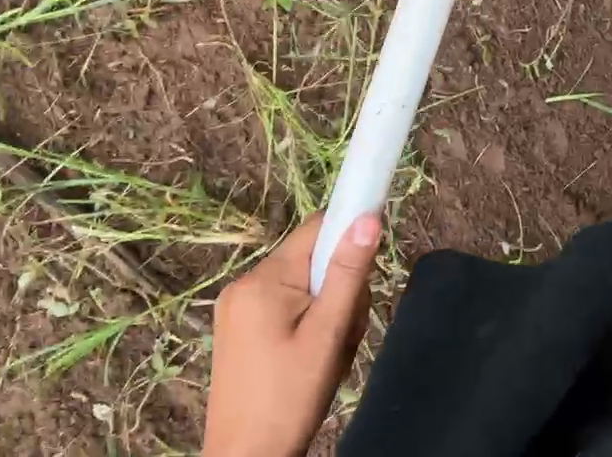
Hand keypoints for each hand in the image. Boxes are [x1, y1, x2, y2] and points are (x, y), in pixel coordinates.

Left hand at [204, 211, 382, 456]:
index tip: (372, 256)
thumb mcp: (329, 332)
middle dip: (342, 282)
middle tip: (347, 324)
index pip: (319, 226)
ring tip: (331, 347)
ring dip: (331, 305)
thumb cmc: (291, 394)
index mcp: (263, 281)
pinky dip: (313, 318)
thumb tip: (369, 217)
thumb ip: (350, 271)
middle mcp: (244, 285)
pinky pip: (291, 302)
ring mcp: (239, 308)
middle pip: (315, 256)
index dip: (351, 232)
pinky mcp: (242, 328)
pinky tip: (315, 352)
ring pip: (307, 281)